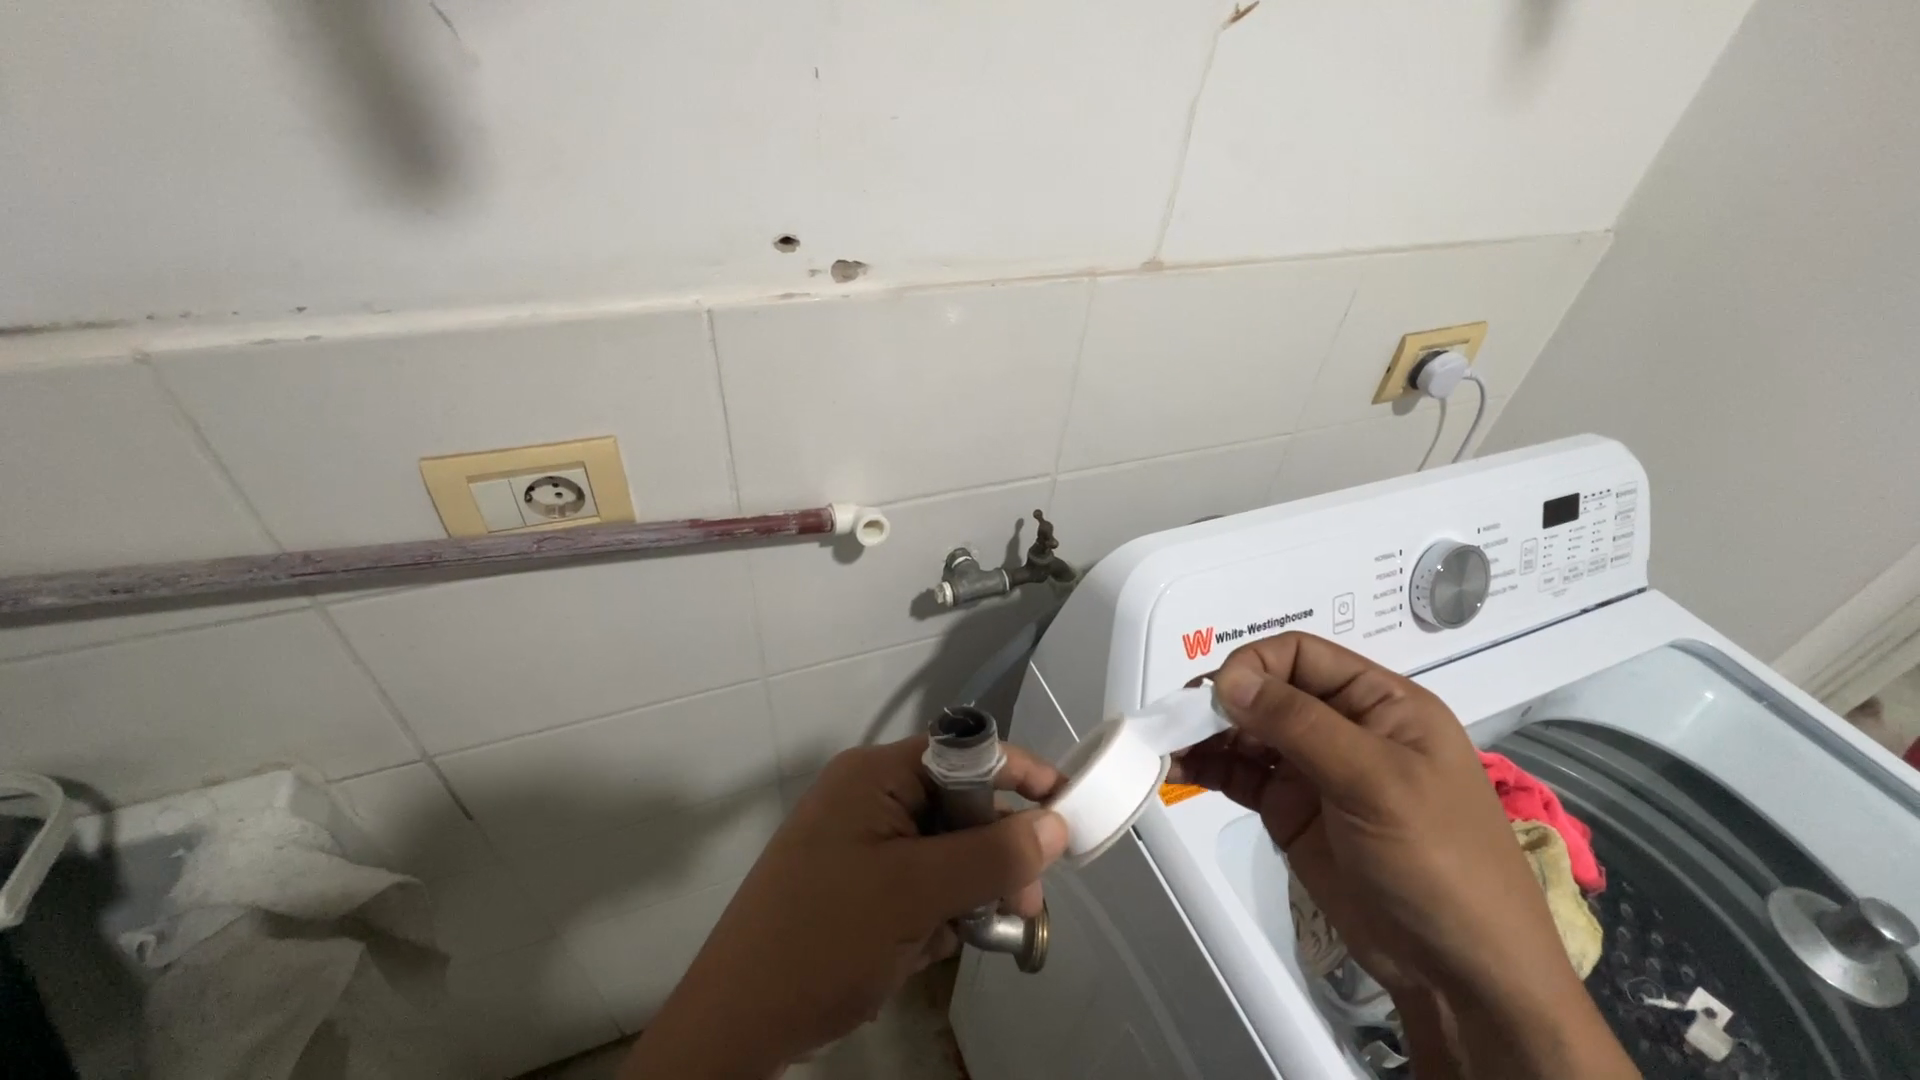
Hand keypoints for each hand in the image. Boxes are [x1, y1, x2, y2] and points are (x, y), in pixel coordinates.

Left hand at [622, 736, 1068, 1078]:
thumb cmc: (825, 939)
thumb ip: (993, 855)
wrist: (739, 1022)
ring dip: (969, 890)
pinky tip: (931, 946)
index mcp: (875, 775)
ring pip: (945, 850)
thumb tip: (1056, 824)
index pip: (965, 752)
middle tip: (1028, 903)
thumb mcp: (917, 893)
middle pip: (959, 805)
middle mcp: (868, 797)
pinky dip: (938, 911)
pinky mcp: (857, 885)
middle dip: (996, 853)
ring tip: (975, 934)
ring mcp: (860, 843)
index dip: (1018, 776)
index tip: (1067, 810)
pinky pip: (920, 881)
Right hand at [1171, 632, 1633, 1078]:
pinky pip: (1243, 775)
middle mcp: (1344, 727)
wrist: (1461, 971)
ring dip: (1208, 734)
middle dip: (1221, 702)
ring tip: (1169, 747)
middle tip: (1176, 724)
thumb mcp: (1376, 783)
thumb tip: (1228, 679)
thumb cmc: (1438, 862)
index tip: (1216, 698)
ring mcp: (1315, 771)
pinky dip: (1212, 767)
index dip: (1253, 666)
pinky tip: (1184, 769)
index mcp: (1380, 703)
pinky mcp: (1293, 810)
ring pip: (1249, 732)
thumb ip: (1300, 724)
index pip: (1300, 656)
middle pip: (1267, 692)